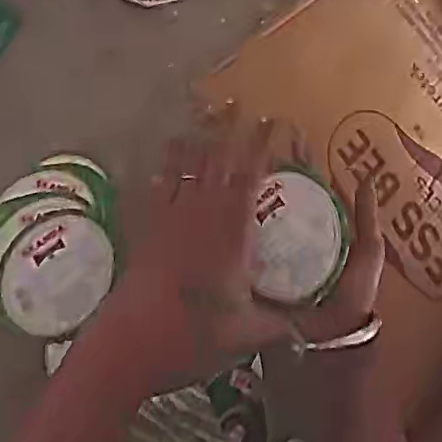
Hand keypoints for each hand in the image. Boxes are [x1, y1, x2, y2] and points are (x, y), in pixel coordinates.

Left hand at [89, 111, 384, 394]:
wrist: (132, 340)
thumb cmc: (194, 334)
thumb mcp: (248, 333)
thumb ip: (281, 325)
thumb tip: (309, 328)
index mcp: (232, 228)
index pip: (251, 175)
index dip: (261, 145)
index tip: (270, 120)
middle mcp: (204, 211)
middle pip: (217, 158)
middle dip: (228, 127)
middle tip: (235, 102)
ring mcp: (173, 215)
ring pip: (188, 165)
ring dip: (197, 137)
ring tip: (203, 115)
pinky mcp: (150, 226)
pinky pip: (160, 184)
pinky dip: (167, 164)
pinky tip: (168, 152)